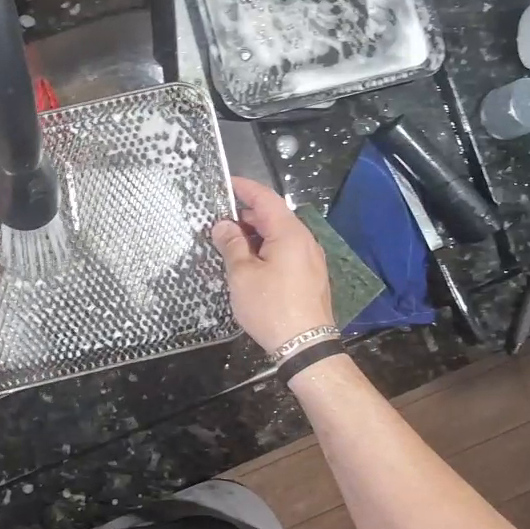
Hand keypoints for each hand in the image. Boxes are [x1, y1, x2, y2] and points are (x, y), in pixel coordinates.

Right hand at [210, 177, 334, 353]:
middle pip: (274, 215)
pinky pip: (287, 250)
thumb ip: (232, 245)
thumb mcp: (242, 274)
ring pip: (280, 235)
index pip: (266, 198)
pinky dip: (267, 248)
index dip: (245, 188)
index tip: (225, 182)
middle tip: (219, 220)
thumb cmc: (270, 307)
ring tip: (230, 242)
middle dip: (246, 214)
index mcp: (289, 233)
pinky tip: (250, 262)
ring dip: (255, 234)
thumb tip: (223, 225)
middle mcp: (305, 240)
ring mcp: (310, 258)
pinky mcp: (310, 275)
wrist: (305, 345)